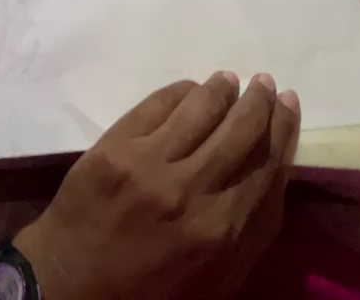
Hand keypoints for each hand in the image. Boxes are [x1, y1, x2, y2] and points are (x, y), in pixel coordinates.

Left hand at [13, 72, 299, 299]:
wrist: (70, 290)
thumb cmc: (152, 292)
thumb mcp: (218, 281)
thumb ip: (251, 230)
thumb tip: (276, 170)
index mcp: (222, 232)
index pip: (267, 164)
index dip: (283, 128)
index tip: (289, 103)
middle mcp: (191, 193)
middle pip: (240, 130)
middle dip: (258, 101)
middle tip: (264, 83)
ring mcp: (150, 166)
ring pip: (201, 107)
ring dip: (221, 88)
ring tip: (228, 80)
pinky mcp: (115, 148)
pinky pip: (159, 103)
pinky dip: (180, 91)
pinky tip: (189, 89)